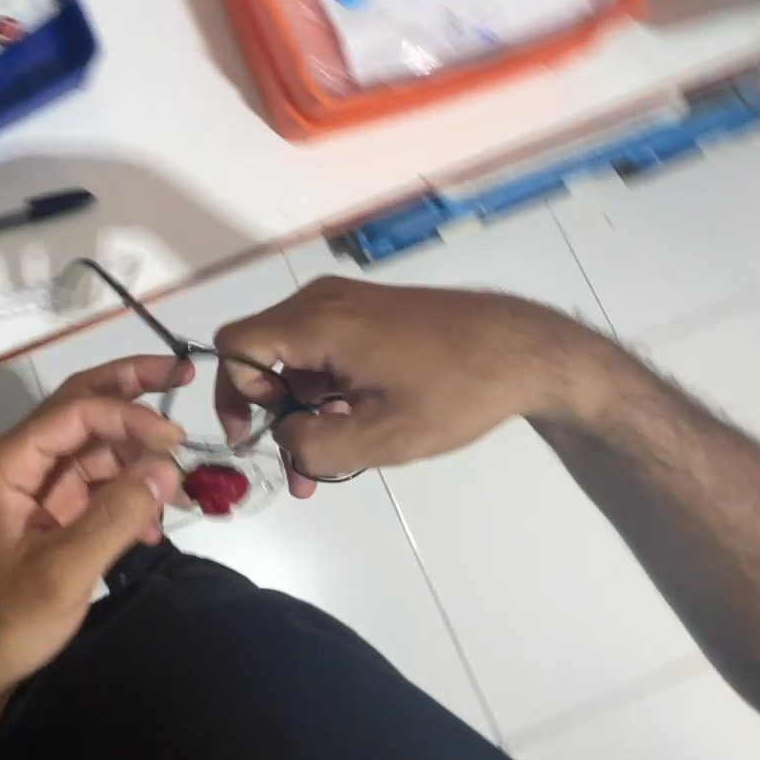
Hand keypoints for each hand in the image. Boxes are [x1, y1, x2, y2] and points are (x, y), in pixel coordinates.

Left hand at [0, 357, 189, 708]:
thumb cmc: (2, 621)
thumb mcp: (62, 573)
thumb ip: (115, 518)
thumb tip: (166, 470)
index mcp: (10, 461)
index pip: (75, 412)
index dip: (128, 415)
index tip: (174, 440)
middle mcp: (24, 461)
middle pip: (82, 407)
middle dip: (131, 389)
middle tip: (181, 375)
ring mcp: (40, 486)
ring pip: (96, 447)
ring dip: (139, 454)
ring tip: (183, 478)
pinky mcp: (55, 513)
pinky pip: (99, 486)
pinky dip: (130, 494)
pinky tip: (157, 523)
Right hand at [214, 276, 610, 497]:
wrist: (526, 349)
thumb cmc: (457, 391)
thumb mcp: (386, 436)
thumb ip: (317, 445)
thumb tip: (284, 437)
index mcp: (317, 322)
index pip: (236, 345)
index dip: (233, 393)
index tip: (258, 436)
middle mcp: (318, 301)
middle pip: (257, 349)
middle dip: (265, 408)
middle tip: (293, 458)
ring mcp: (341, 301)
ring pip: (287, 352)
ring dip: (295, 402)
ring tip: (326, 453)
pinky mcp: (361, 309)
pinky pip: (315, 345)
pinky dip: (317, 384)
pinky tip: (350, 420)